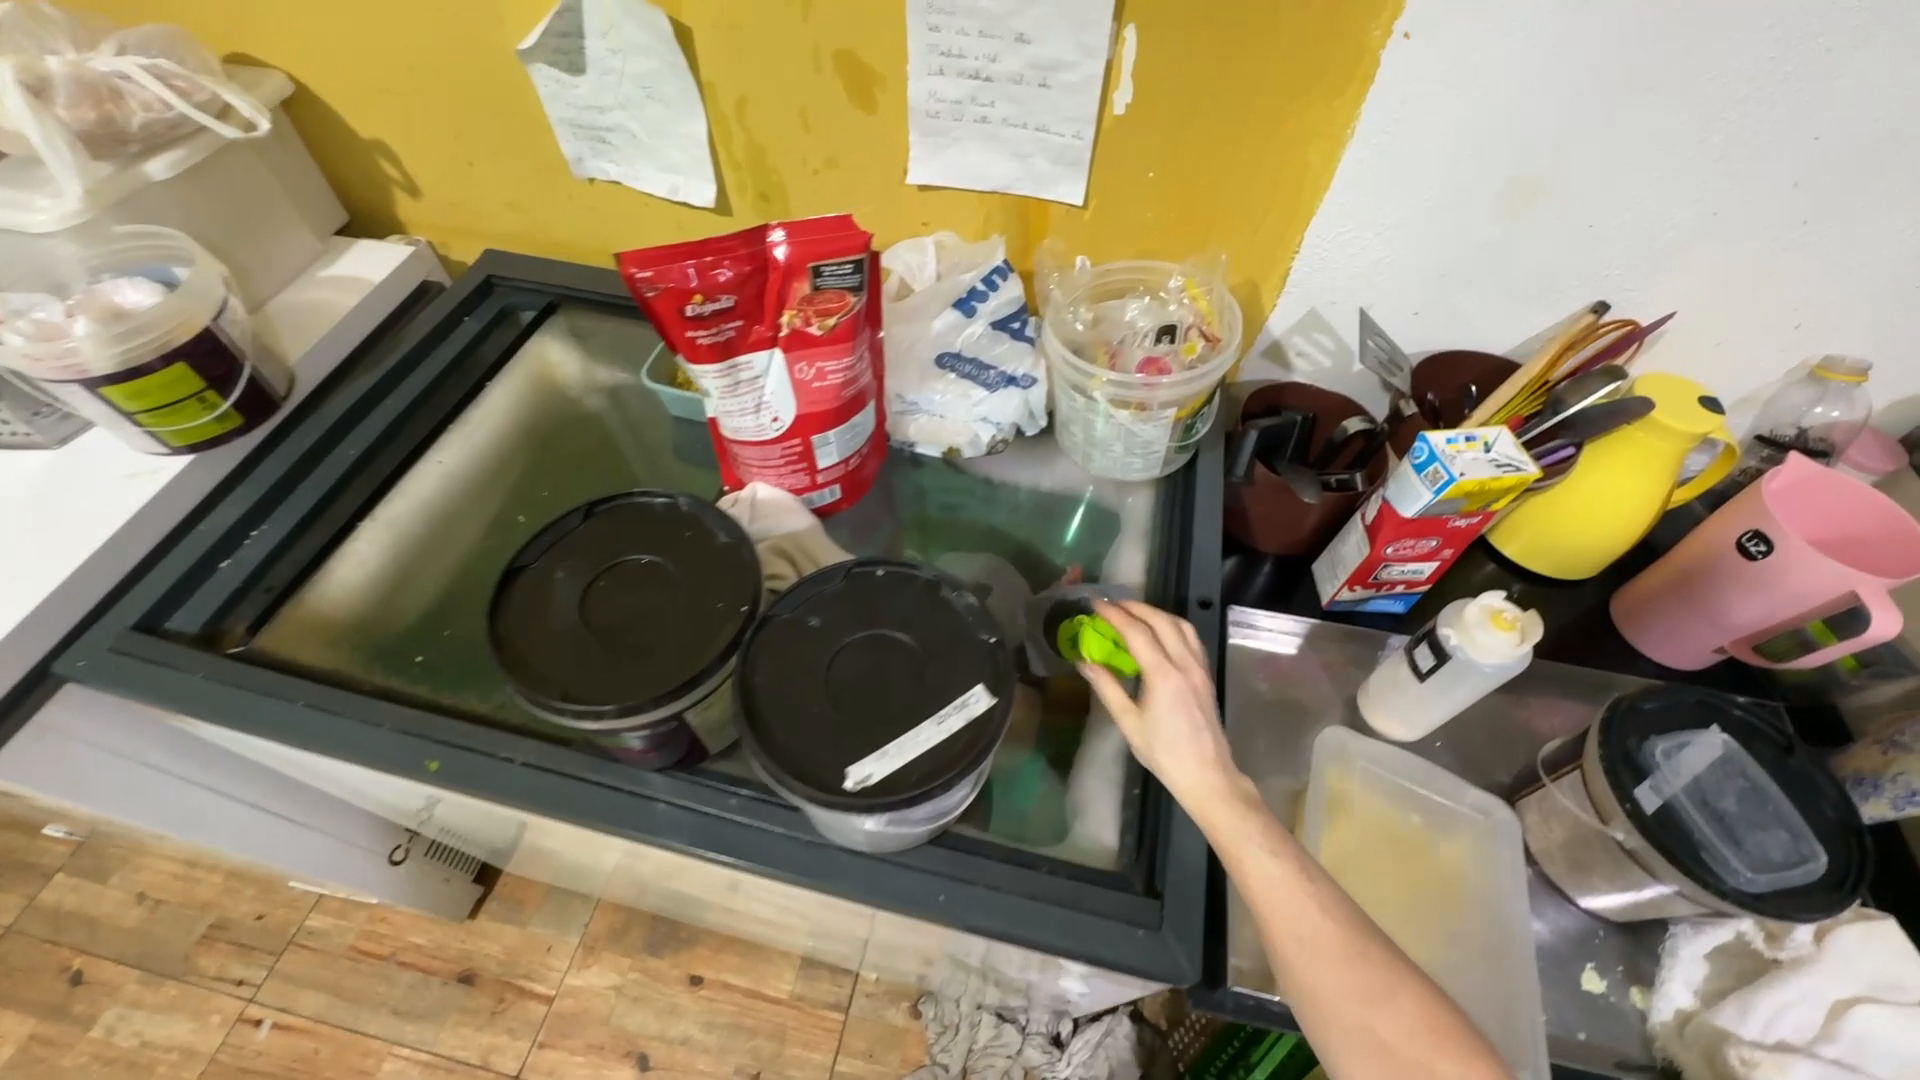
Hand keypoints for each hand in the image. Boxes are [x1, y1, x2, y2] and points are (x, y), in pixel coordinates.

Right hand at [1079, 600, 1240, 804]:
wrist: (1206, 774)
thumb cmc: (1163, 753)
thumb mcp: (1128, 722)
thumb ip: (1106, 687)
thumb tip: (1083, 660)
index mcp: (1163, 675)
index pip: (1137, 632)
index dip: (1115, 615)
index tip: (1096, 604)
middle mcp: (1185, 664)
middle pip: (1161, 621)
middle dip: (1135, 607)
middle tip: (1111, 604)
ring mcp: (1199, 668)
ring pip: (1181, 625)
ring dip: (1156, 613)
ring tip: (1134, 612)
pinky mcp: (1206, 674)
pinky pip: (1191, 638)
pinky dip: (1173, 625)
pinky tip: (1160, 631)